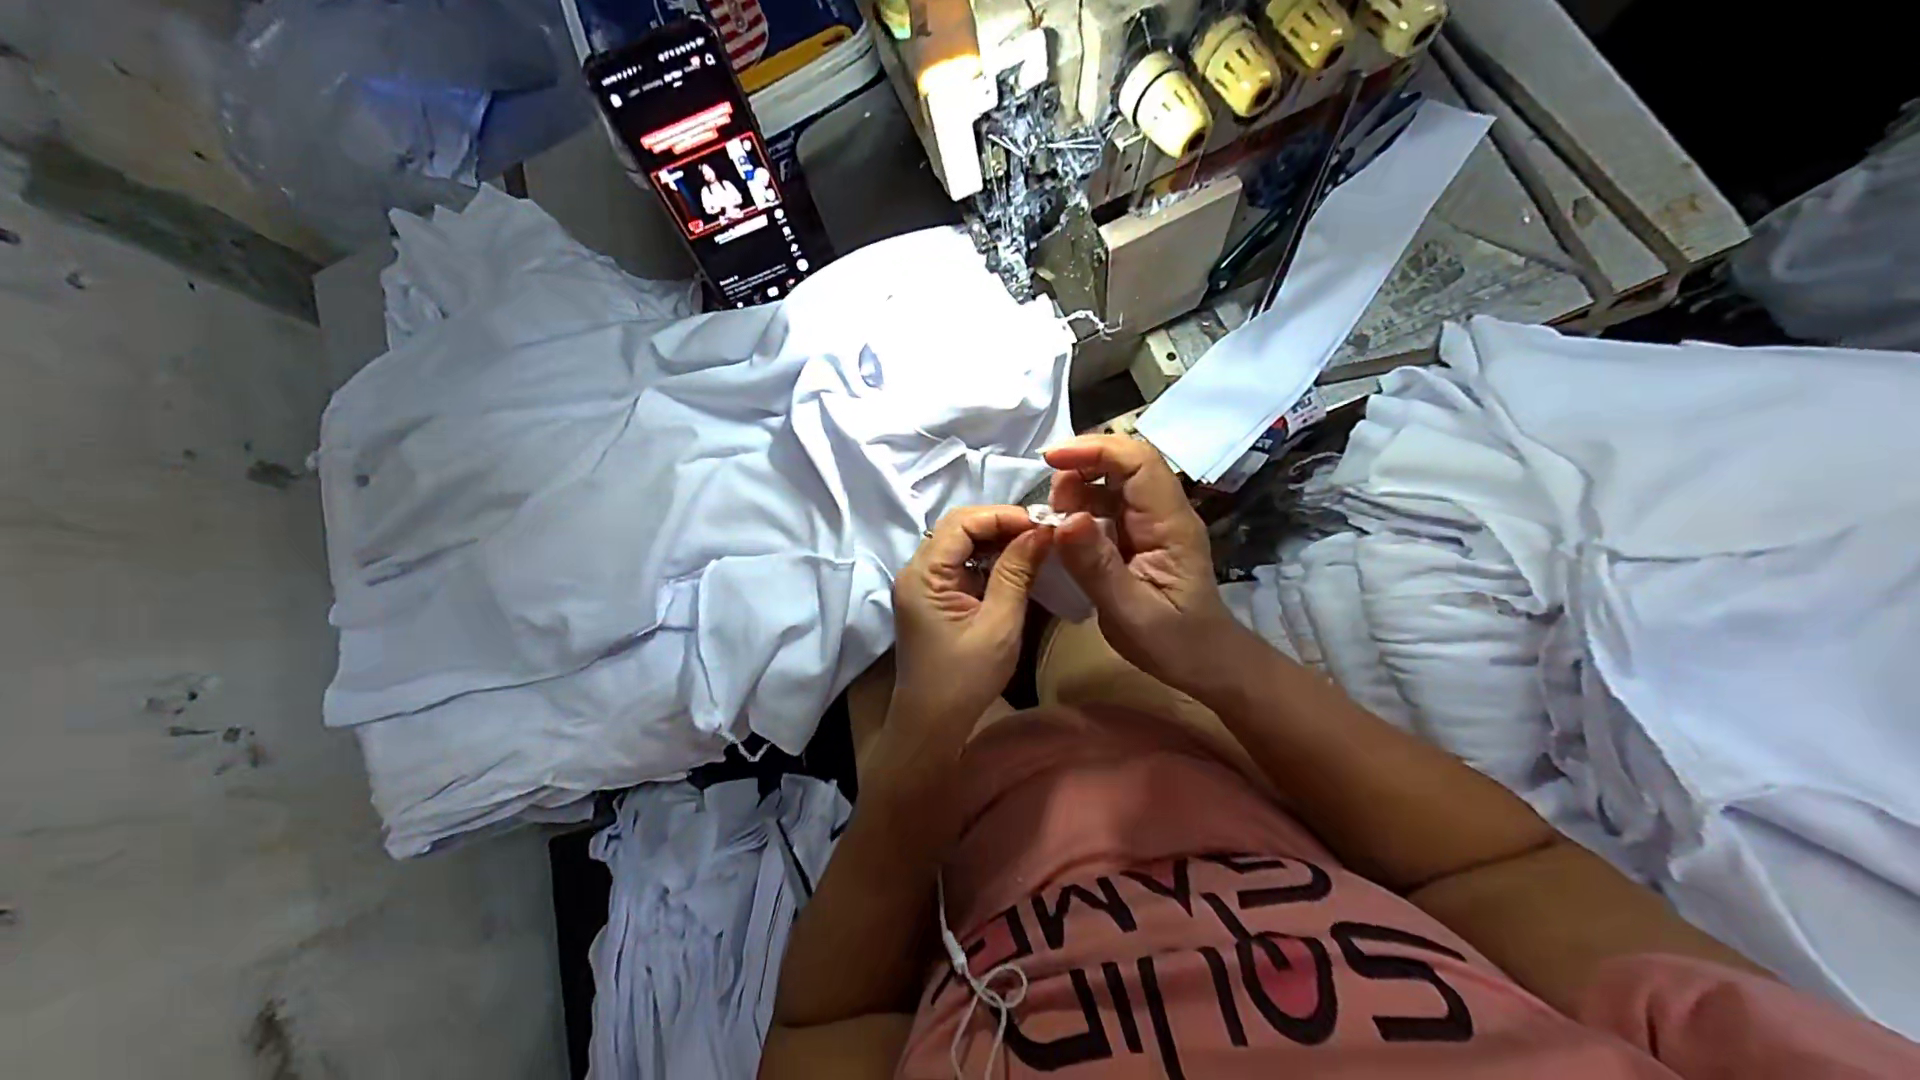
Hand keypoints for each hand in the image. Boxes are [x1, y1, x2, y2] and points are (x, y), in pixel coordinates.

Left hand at [890, 505, 1052, 727]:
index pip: (961, 523)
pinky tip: (1015, 564)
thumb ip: (1017, 573)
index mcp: (923, 575)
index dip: (1002, 516)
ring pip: (959, 544)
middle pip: (957, 528)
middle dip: (1000, 524)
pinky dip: (987, 559)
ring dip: (995, 540)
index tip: (1041, 524)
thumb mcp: (999, 624)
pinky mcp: (931, 597)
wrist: (932, 724)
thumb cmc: (965, 679)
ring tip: (1034, 545)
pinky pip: (959, 564)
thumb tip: (1042, 531)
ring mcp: (921, 584)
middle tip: (1041, 533)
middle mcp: (915, 571)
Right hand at [1046, 435, 1255, 697]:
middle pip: (1124, 463)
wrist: (1205, 662)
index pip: (1139, 462)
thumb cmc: (1174, 641)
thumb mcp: (1129, 612)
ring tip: (1054, 523)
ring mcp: (1151, 521)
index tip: (1052, 459)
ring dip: (1076, 490)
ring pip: (1111, 482)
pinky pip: (1106, 506)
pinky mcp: (1138, 534)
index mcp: (1170, 523)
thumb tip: (1064, 521)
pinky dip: (1080, 510)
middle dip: (1079, 469)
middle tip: (1050, 506)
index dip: (1095, 450)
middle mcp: (1163, 512)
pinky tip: (1064, 534)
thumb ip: (1096, 567)